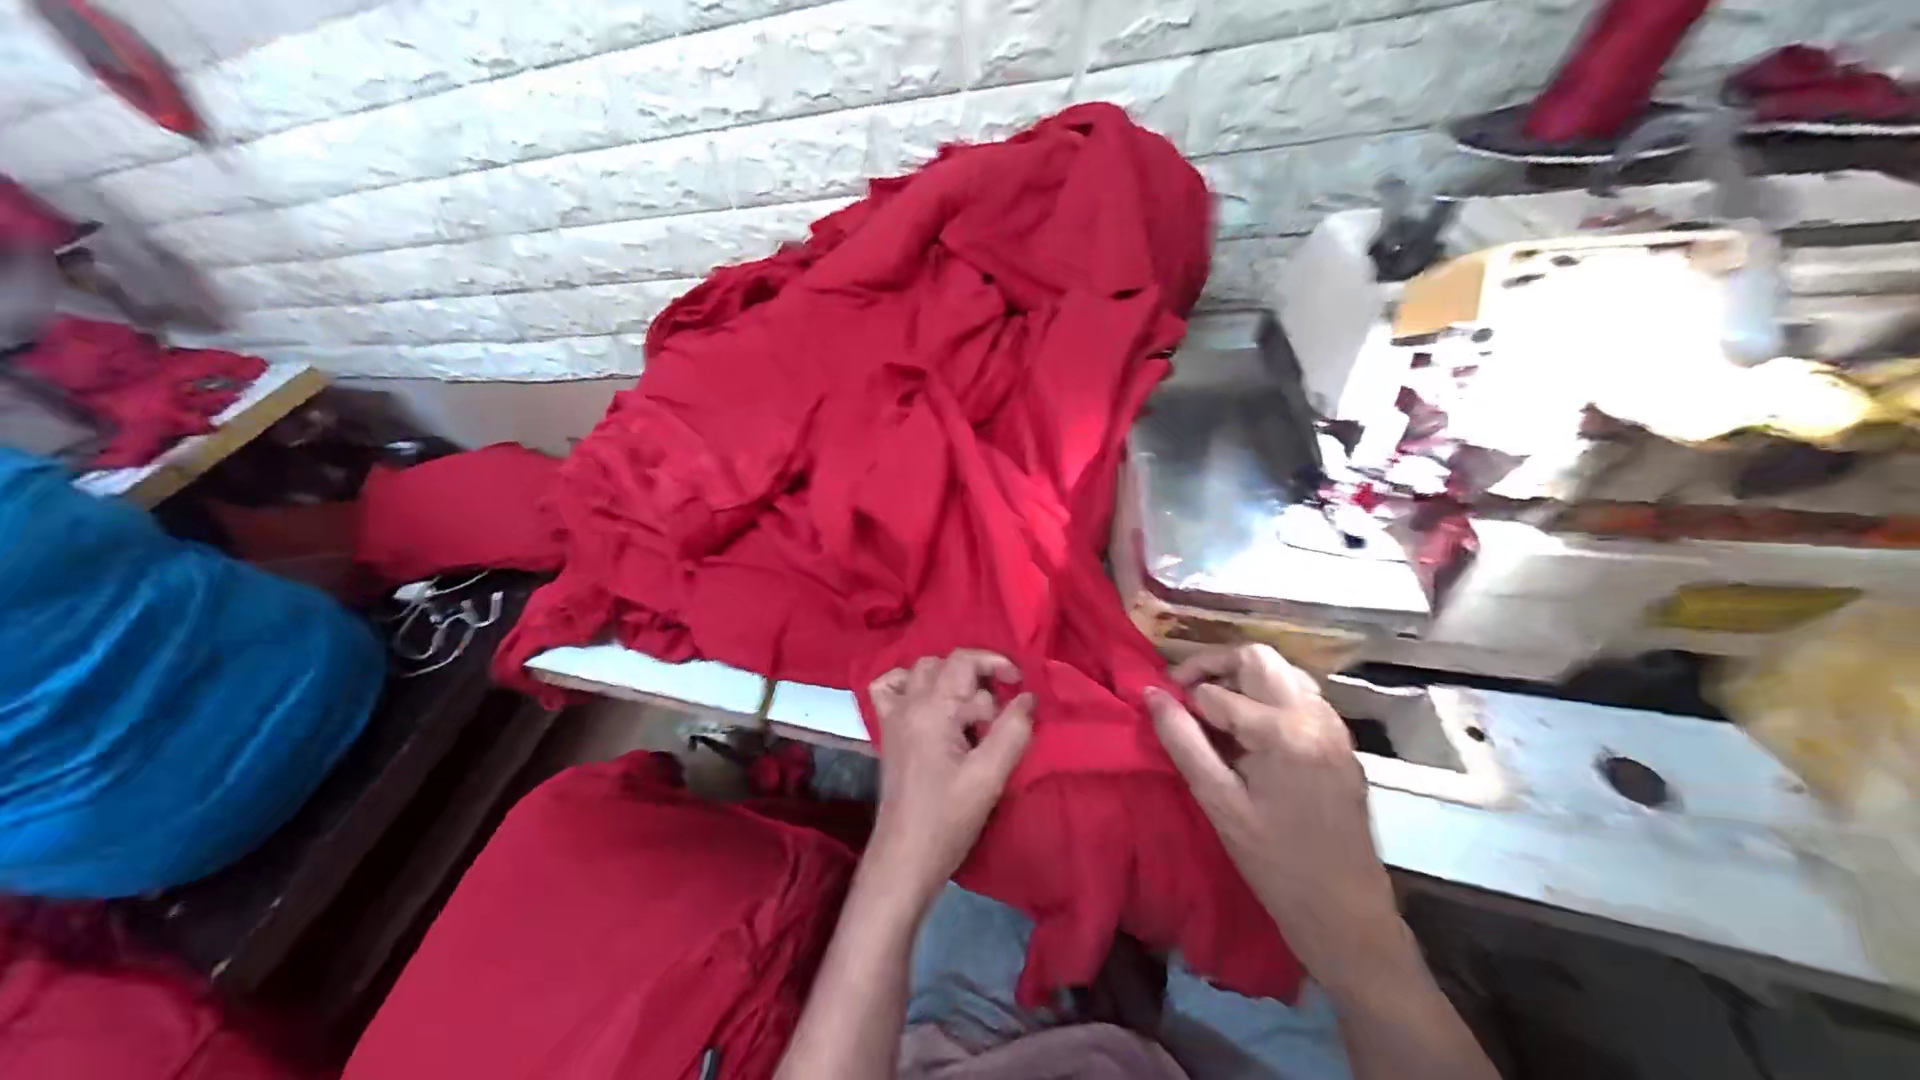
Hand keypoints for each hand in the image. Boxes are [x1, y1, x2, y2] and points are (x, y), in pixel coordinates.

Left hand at [866, 650, 1034, 908]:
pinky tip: (930, 706)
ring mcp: (892, 718)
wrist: (904, 858)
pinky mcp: (887, 734)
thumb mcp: (990, 776)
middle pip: (943, 663)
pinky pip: (890, 690)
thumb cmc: (948, 819)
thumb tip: (1027, 696)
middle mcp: (907, 705)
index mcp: (932, 709)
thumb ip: (1013, 730)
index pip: (962, 660)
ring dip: (949, 682)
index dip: (995, 663)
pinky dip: (910, 686)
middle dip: (976, 677)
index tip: (1019, 684)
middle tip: (997, 711)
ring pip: (919, 673)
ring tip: (969, 712)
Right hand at [1144, 645, 1399, 984]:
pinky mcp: (1342, 742)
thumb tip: (1150, 694)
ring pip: (1282, 671)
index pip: (1216, 691)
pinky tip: (1250, 731)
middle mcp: (1315, 714)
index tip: (1163, 713)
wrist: (1347, 913)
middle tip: (1184, 693)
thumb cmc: (1274, 861)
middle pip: (1257, 657)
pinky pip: (1300, 696)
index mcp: (1284, 729)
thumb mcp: (1217, 800)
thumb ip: (1181, 740)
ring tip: (1213, 711)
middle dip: (1214, 666)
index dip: (1183, 699)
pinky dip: (1268, 696)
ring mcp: (1334, 726)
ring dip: (1243, 678)